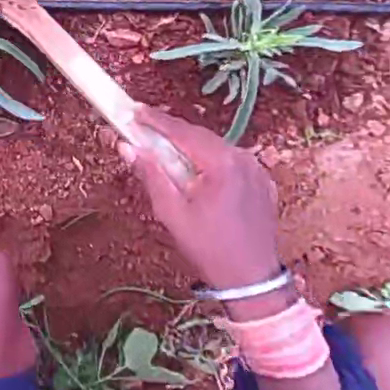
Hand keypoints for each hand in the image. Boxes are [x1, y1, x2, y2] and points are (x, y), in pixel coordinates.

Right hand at [121, 107, 292, 316]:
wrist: (251, 278)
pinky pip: (231, 162)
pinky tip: (195, 173)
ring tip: (166, 152)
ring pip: (216, 148)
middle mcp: (243, 158)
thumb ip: (151, 174)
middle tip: (144, 129)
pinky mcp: (262, 182)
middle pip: (200, 136)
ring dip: (190, 147)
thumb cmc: (207, 247)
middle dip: (171, 132)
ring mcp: (256, 169)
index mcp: (221, 163)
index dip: (155, 120)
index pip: (182, 131)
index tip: (133, 110)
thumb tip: (127, 146)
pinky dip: (209, 161)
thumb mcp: (171, 212)